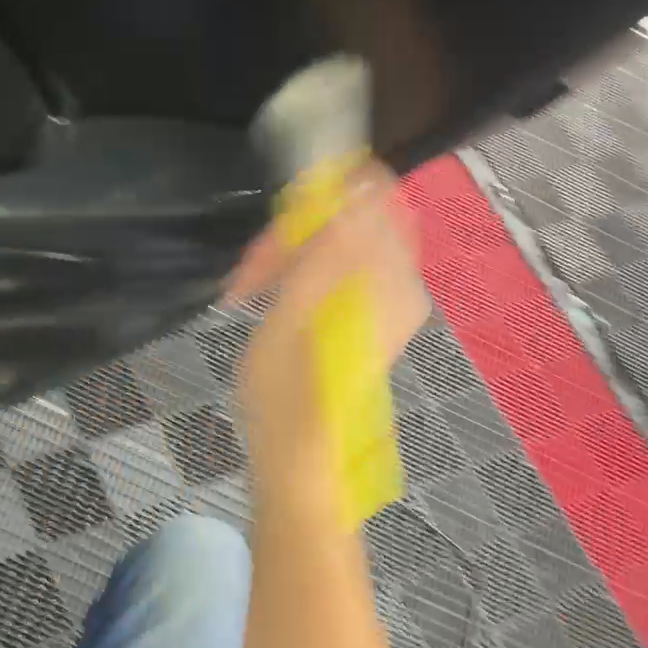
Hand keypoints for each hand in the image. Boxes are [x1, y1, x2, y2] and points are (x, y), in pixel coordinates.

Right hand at [225, 161, 428, 506]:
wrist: (301, 460)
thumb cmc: (285, 398)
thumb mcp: (290, 319)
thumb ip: (322, 250)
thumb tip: (353, 188)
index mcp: (387, 282)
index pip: (368, 198)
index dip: (317, 199)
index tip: (270, 232)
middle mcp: (400, 286)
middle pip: (352, 221)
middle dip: (294, 235)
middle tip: (247, 276)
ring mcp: (389, 303)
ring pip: (340, 246)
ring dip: (290, 258)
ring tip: (249, 292)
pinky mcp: (373, 319)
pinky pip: (341, 272)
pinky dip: (302, 277)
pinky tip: (271, 302)